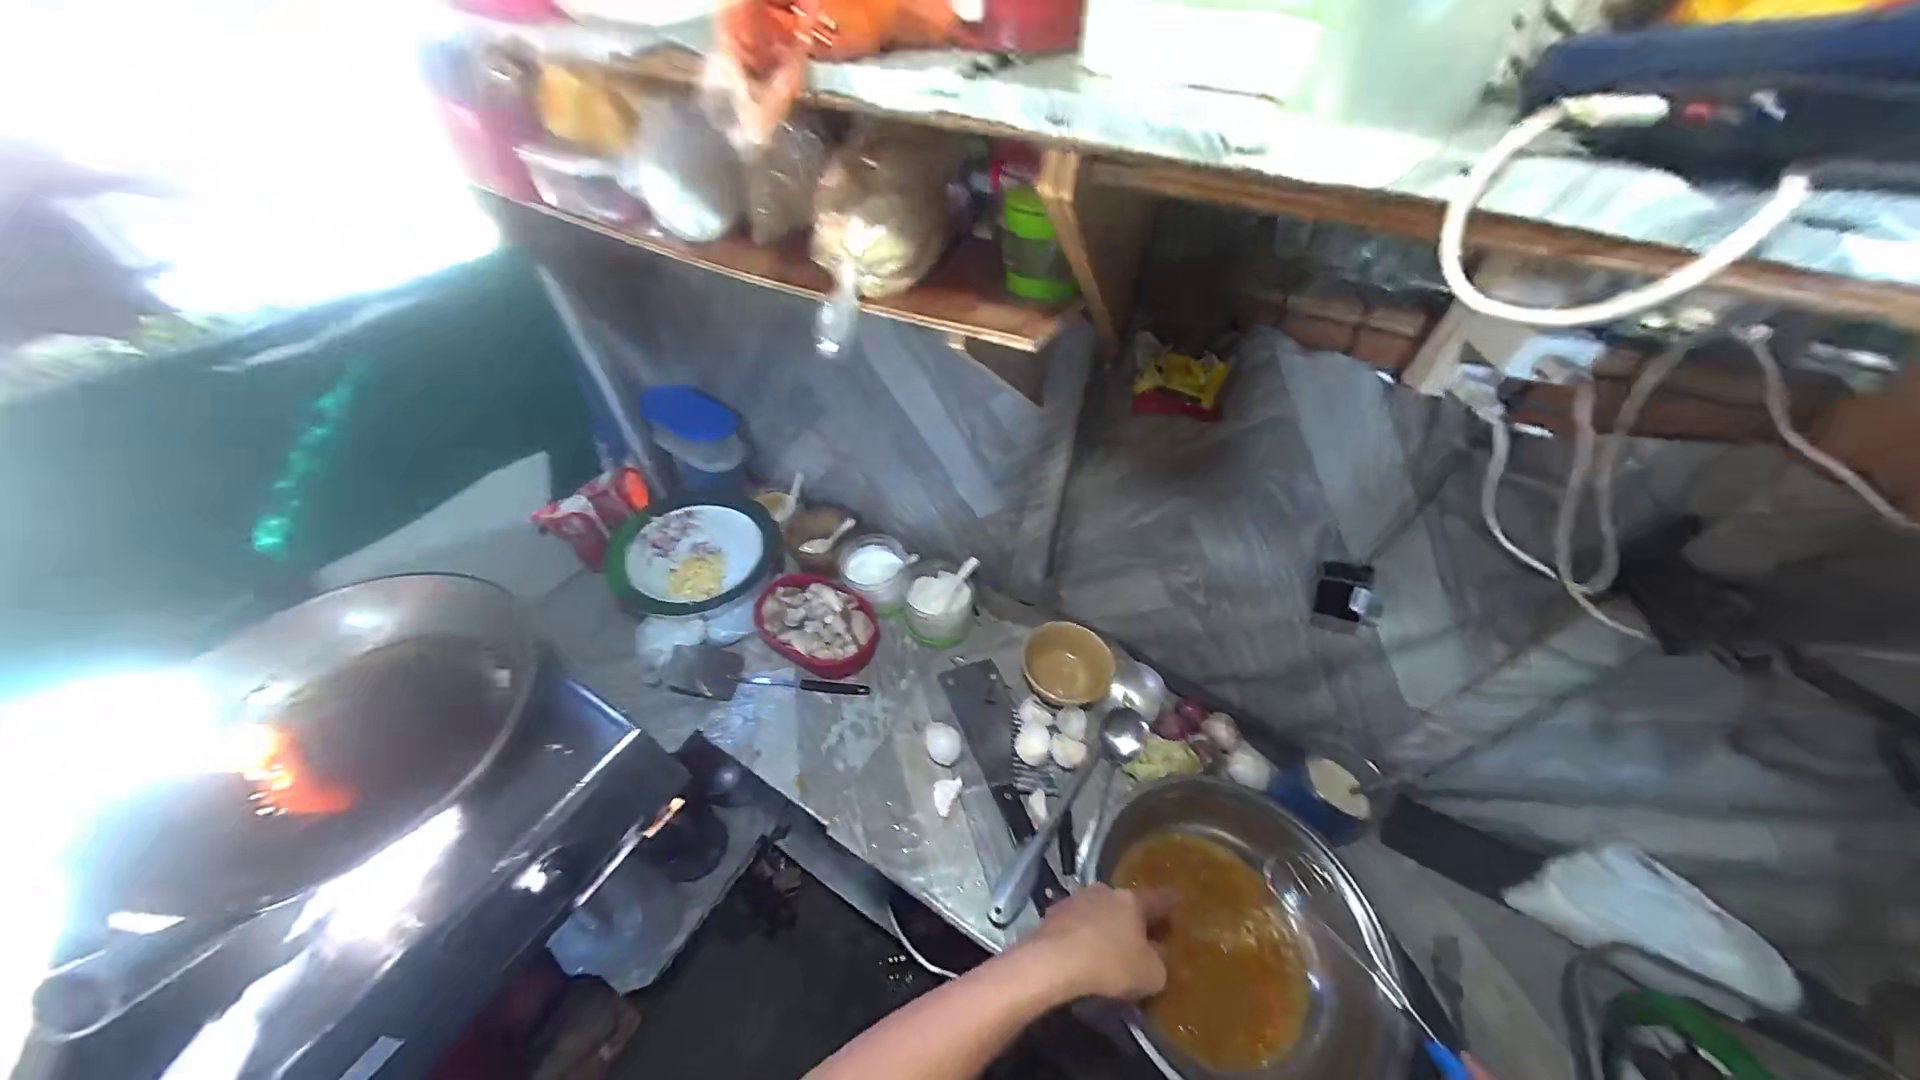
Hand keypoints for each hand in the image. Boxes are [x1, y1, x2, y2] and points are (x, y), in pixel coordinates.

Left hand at [1016, 884, 1173, 1001]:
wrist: (1054, 960)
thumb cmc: (1111, 964)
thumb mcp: (1151, 974)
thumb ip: (1158, 961)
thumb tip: (1155, 954)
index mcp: (1131, 901)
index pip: (1157, 899)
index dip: (1170, 902)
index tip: (1178, 898)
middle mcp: (1104, 891)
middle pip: (1125, 904)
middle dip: (1132, 918)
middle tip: (1141, 934)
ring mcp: (1076, 898)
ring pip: (1098, 910)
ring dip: (1105, 925)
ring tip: (1109, 947)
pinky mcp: (1054, 913)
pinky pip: (1076, 923)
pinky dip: (1083, 934)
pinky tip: (1082, 952)